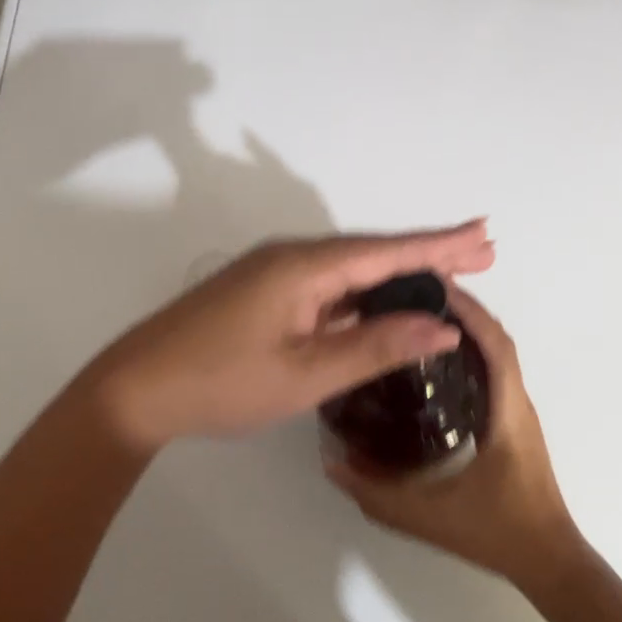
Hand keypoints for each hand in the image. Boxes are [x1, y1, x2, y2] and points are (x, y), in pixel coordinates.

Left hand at [87, 220, 495, 451]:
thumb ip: (375, 347)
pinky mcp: (262, 295)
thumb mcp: (307, 372)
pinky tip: (384, 308)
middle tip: (483, 251)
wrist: (138, 388)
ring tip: (449, 278)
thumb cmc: (224, 381)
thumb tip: (442, 326)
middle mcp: (291, 258)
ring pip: (348, 272)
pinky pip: (326, 288)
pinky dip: (362, 295)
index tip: (483, 234)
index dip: (438, 245)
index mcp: (304, 267)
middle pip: (371, 254)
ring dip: (396, 276)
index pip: (385, 251)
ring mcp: (274, 276)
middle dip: (427, 255)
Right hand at [325, 285, 583, 583]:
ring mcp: (516, 413)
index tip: (428, 285)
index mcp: (506, 409)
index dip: (466, 308)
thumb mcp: (428, 515)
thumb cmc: (497, 530)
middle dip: (459, 309)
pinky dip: (468, 355)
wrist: (549, 563)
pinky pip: (492, 374)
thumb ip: (375, 491)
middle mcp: (515, 401)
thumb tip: (331, 459)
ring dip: (464, 330)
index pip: (493, 341)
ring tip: (416, 320)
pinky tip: (431, 367)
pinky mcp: (512, 425)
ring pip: (495, 355)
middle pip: (493, 337)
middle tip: (411, 296)